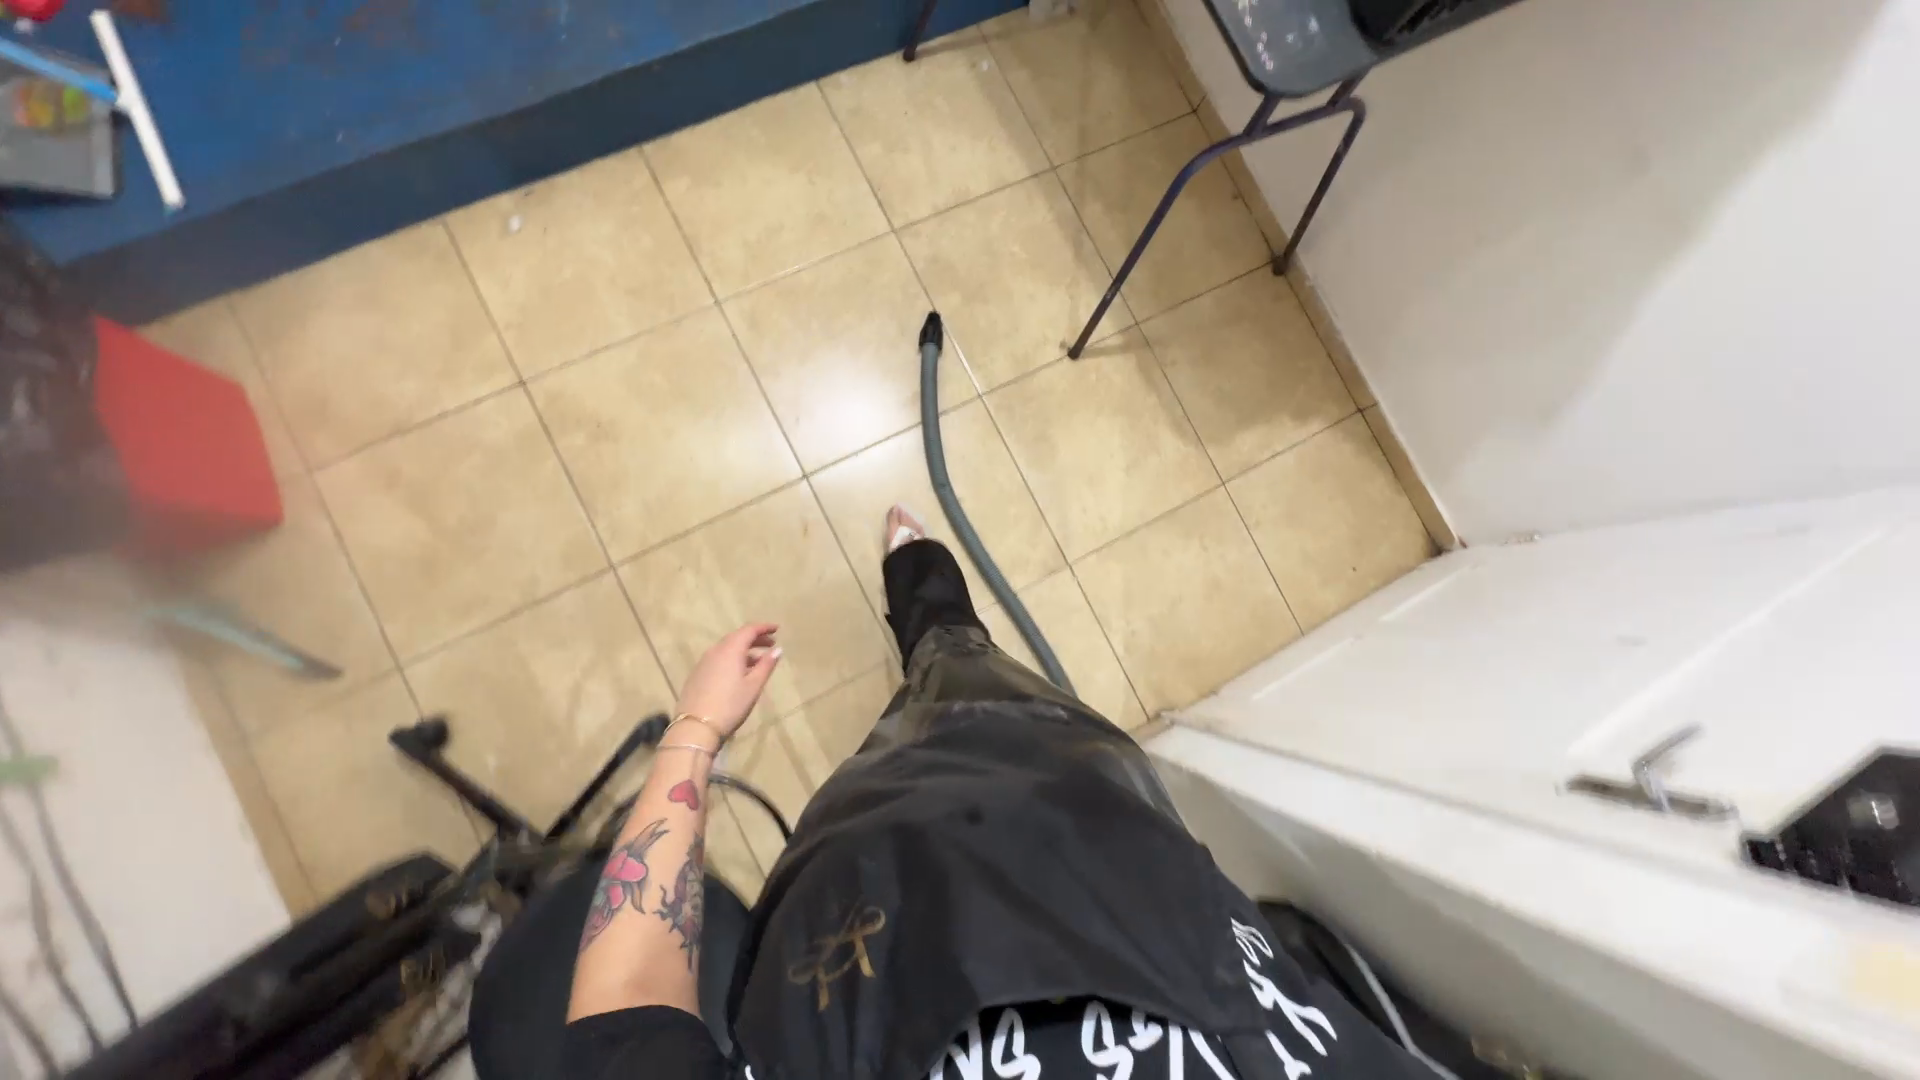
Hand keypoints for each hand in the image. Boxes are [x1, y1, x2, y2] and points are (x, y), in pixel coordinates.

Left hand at [674, 623, 780, 739]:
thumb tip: (777, 649)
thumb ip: (766, 665)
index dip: (763, 628)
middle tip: (770, 644)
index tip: (777, 629)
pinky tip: (738, 674)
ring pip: (726, 649)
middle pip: (736, 637)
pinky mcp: (697, 675)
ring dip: (743, 650)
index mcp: (730, 650)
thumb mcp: (753, 686)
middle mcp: (715, 651)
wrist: (695, 727)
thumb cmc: (730, 705)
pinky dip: (732, 659)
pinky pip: (718, 659)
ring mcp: (703, 663)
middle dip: (754, 638)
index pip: (748, 630)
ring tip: (758, 661)